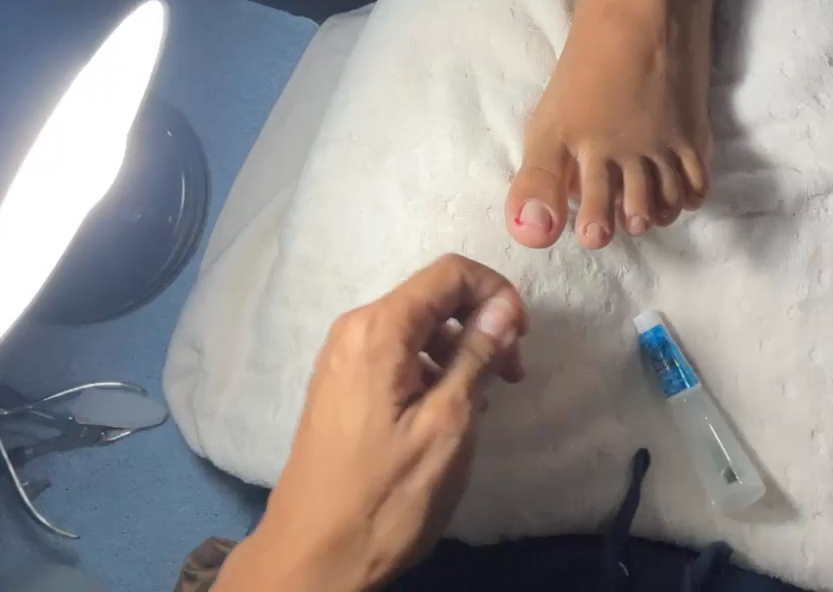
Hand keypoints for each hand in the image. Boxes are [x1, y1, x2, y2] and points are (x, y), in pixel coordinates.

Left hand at [215, 255, 528, 591]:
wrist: (311, 559)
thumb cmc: (385, 496)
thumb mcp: (446, 425)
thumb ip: (476, 356)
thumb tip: (503, 306)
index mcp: (380, 327)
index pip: (449, 272)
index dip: (494, 291)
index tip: (522, 337)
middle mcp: (356, 326)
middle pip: (433, 295)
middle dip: (480, 321)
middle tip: (511, 374)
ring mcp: (344, 353)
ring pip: (418, 324)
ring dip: (459, 347)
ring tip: (483, 400)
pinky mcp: (343, 380)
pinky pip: (398, 351)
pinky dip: (433, 365)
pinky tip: (448, 409)